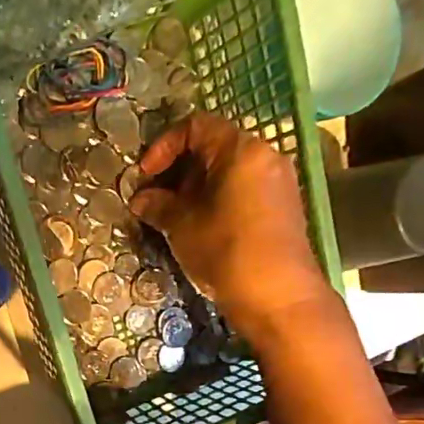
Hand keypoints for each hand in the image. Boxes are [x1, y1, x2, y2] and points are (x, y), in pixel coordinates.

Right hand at [130, 113, 335, 331]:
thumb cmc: (225, 251)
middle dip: (178, 170)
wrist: (277, 296)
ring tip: (173, 216)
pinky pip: (244, 191)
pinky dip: (218, 200)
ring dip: (196, 188)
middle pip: (214, 148)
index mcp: (241, 149)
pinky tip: (201, 227)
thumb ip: (158, 206)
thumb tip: (140, 200)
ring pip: (228, 172)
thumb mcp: (183, 226)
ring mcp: (278, 183)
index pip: (196, 127)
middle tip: (155, 198)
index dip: (164, 146)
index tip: (146, 175)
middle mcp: (265, 156)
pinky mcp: (283, 208)